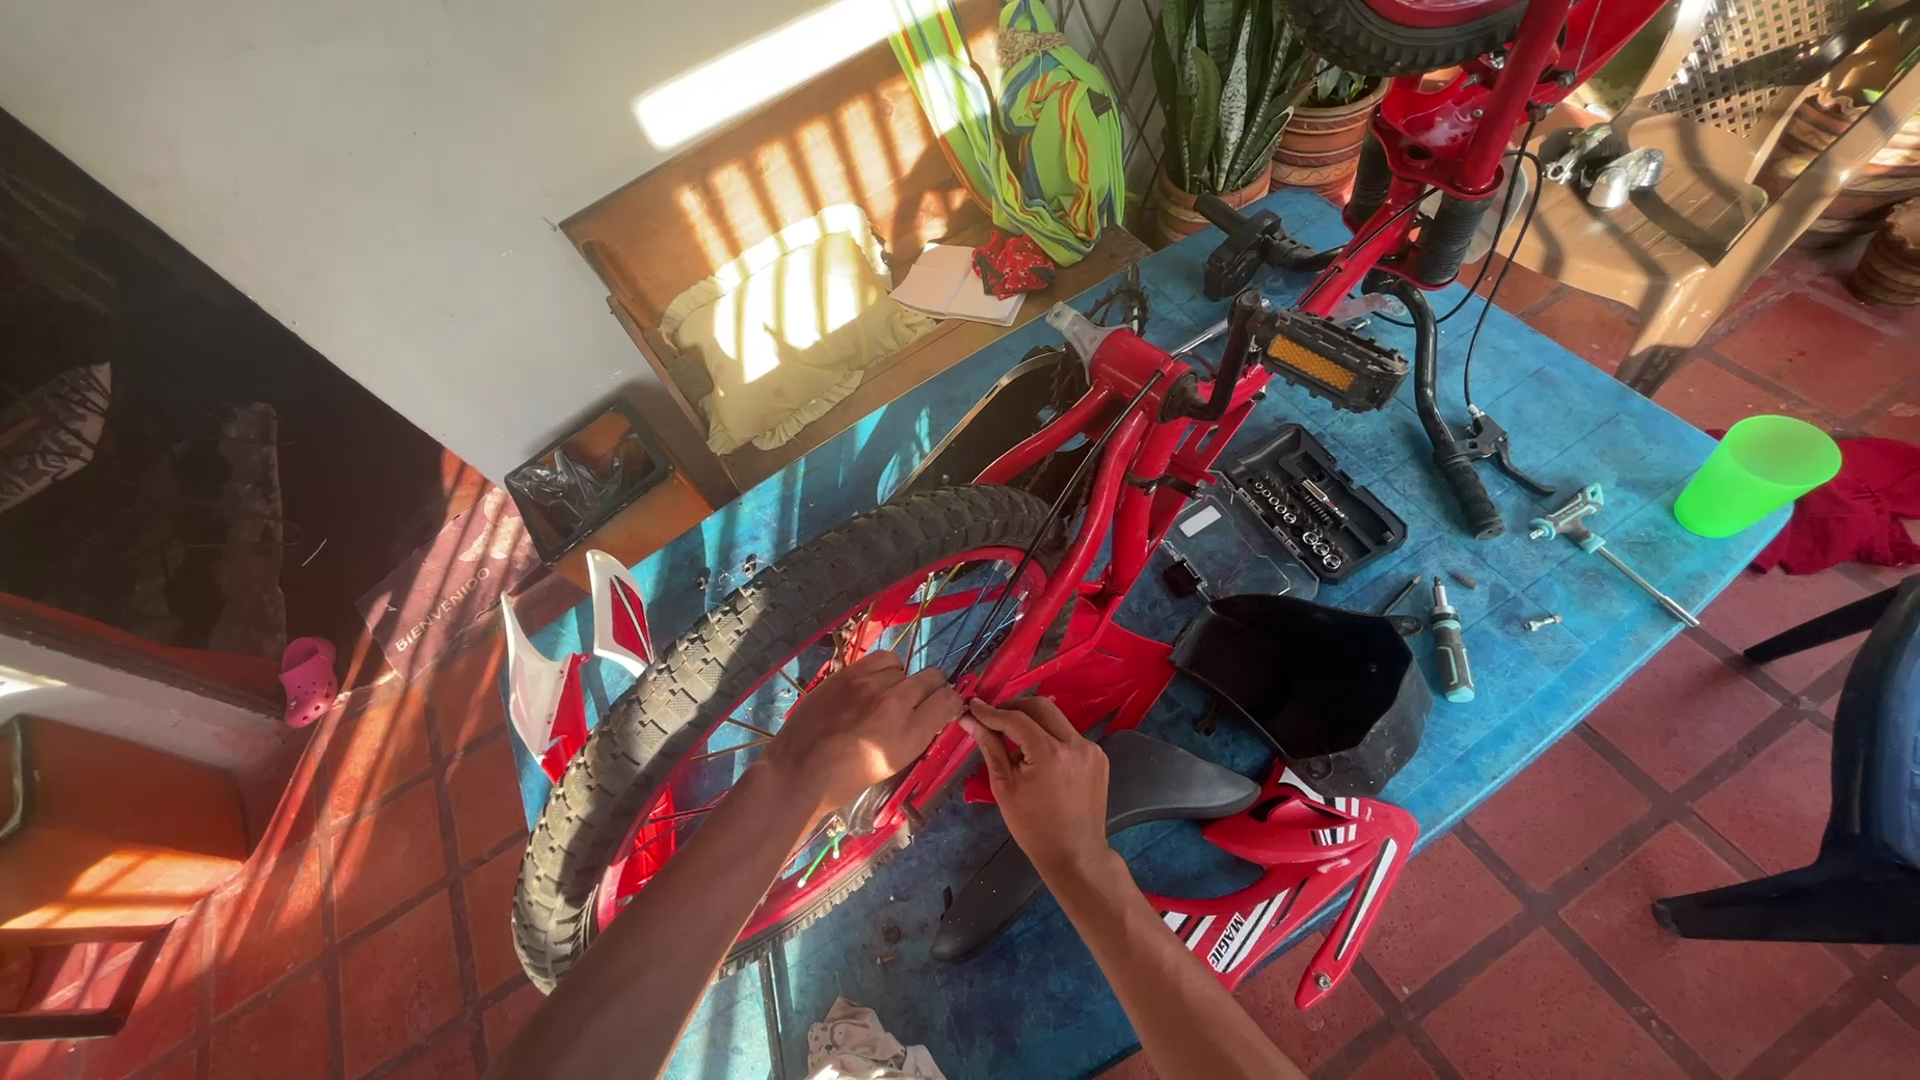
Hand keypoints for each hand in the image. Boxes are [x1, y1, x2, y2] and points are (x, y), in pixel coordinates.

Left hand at [759, 651, 962, 816]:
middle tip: (922, 700)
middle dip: (935, 688)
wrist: (799, 771)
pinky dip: (884, 669)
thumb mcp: (895, 764)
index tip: (944, 708)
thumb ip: (918, 734)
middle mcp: (895, 702)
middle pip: (933, 678)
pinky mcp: (848, 673)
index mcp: (911, 734)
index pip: (950, 700)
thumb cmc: (846, 781)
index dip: (951, 703)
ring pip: (904, 668)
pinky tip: (873, 684)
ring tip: (889, 695)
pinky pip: (881, 658)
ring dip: (903, 680)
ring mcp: (870, 683)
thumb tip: (931, 714)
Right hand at [962, 697, 1111, 877]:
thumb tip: (971, 720)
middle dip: (1013, 706)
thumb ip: (990, 747)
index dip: (991, 711)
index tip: (973, 706)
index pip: (1016, 719)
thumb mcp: (1004, 787)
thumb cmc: (1033, 827)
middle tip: (993, 715)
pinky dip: (1050, 735)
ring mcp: (1091, 749)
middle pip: (1040, 706)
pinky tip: (1037, 753)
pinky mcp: (1099, 756)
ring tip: (1012, 734)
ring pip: (1056, 718)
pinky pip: (1069, 734)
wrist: (1075, 854)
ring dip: (1032, 720)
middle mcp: (1075, 744)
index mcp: (1050, 754)